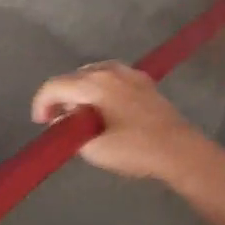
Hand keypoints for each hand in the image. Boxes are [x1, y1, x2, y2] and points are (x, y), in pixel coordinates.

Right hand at [30, 61, 224, 188]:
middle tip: (60, 121)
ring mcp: (129, 74)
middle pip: (72, 78)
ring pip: (92, 75)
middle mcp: (109, 71)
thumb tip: (66, 123)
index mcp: (94, 84)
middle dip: (61, 97)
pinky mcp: (145, 83)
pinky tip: (105, 109)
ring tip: (81, 114)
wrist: (184, 153)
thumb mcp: (94, 149)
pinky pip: (111, 78)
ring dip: (80, 92)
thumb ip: (71, 133)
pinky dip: (100, 89)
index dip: (41, 103)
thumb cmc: (137, 150)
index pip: (55, 86)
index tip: (40, 123)